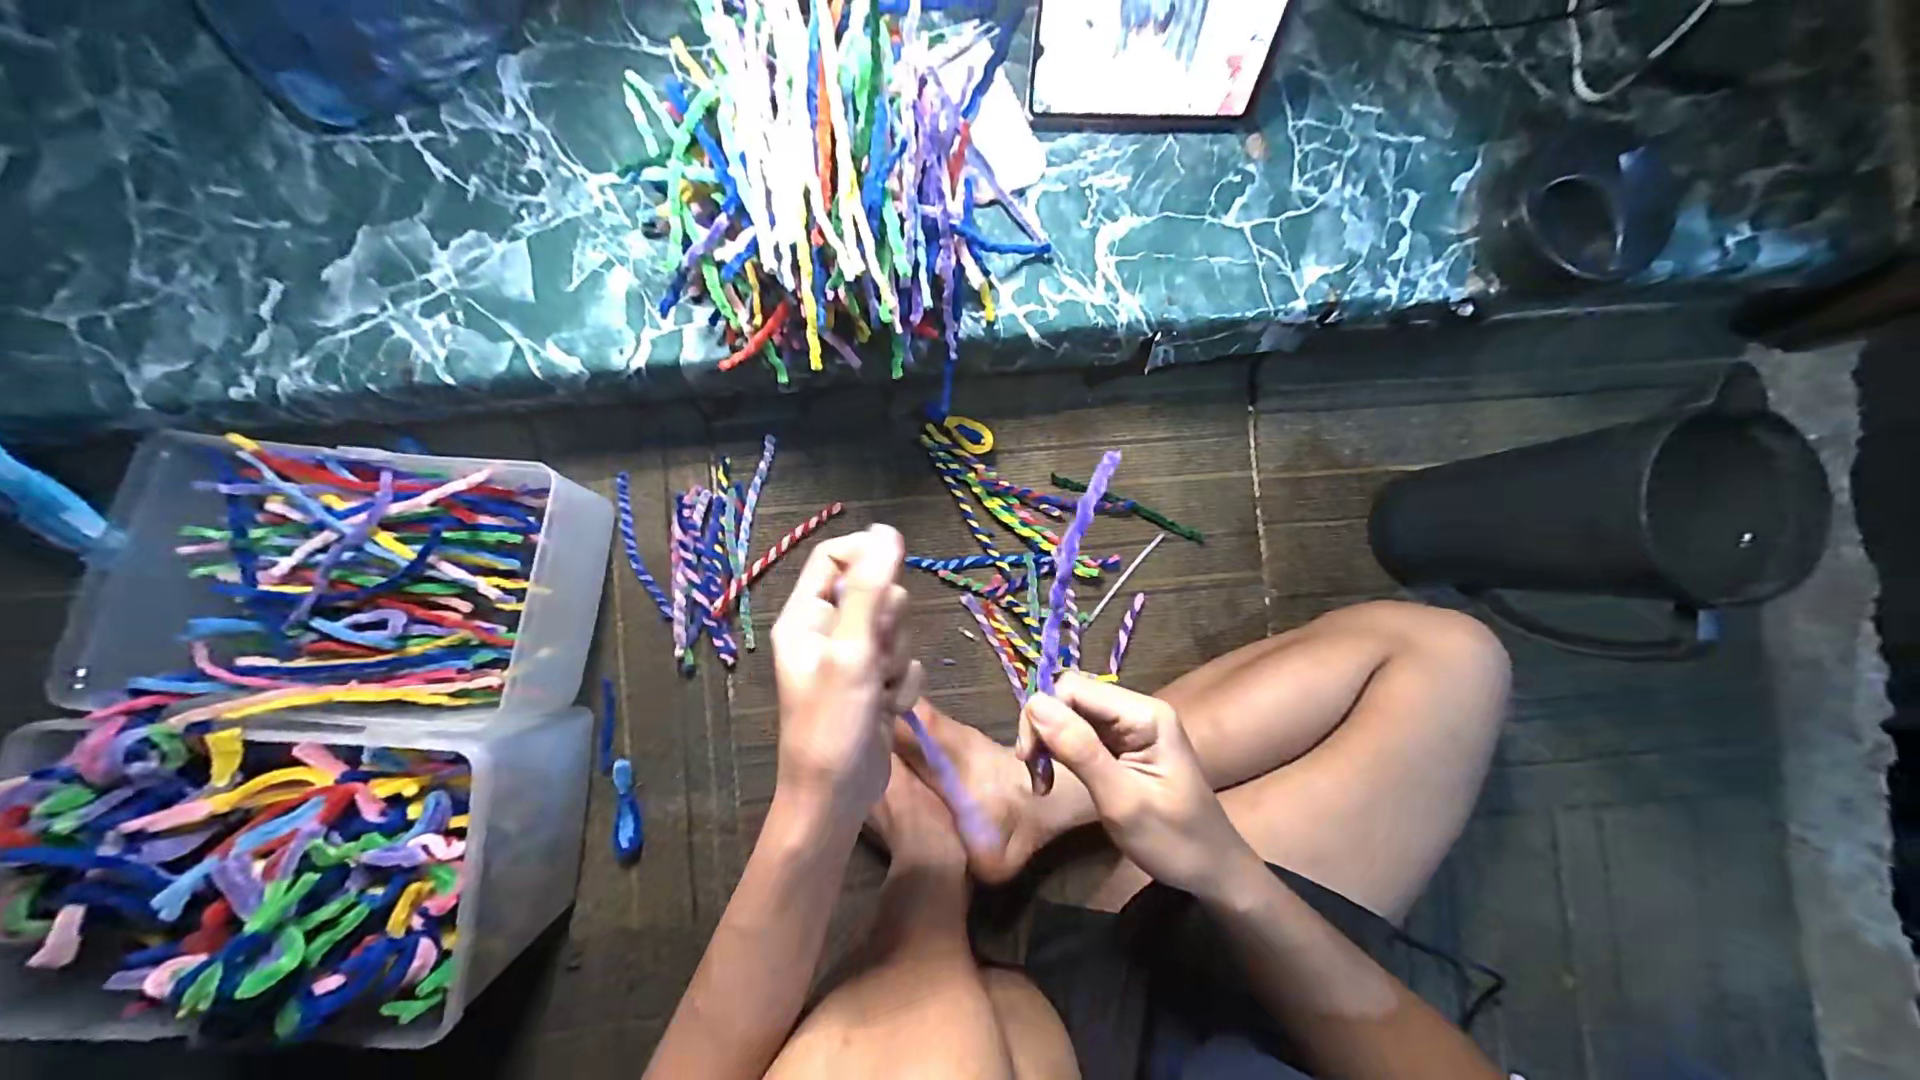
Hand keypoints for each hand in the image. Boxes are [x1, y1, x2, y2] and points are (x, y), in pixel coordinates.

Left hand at [770, 525, 924, 825]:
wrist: (835, 798)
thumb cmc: (831, 724)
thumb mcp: (851, 651)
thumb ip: (871, 589)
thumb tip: (886, 530)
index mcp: (806, 615)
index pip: (835, 556)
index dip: (867, 555)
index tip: (896, 571)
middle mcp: (828, 631)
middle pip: (876, 592)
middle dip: (889, 623)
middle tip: (875, 653)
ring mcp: (854, 659)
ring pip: (896, 629)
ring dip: (897, 659)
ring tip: (878, 689)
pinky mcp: (874, 683)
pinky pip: (904, 662)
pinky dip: (902, 684)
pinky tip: (887, 708)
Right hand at [1020, 672, 1259, 900]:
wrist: (1212, 871)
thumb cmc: (1173, 840)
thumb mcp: (1122, 800)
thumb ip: (1079, 749)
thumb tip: (1035, 703)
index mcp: (1144, 714)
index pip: (1074, 688)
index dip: (1044, 716)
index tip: (1030, 759)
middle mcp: (1136, 709)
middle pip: (1069, 696)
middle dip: (1043, 730)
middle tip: (1035, 775)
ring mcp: (1129, 724)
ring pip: (1070, 713)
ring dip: (1048, 742)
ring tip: (1043, 781)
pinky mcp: (1122, 741)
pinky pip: (1079, 731)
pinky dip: (1059, 752)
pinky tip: (1053, 777)